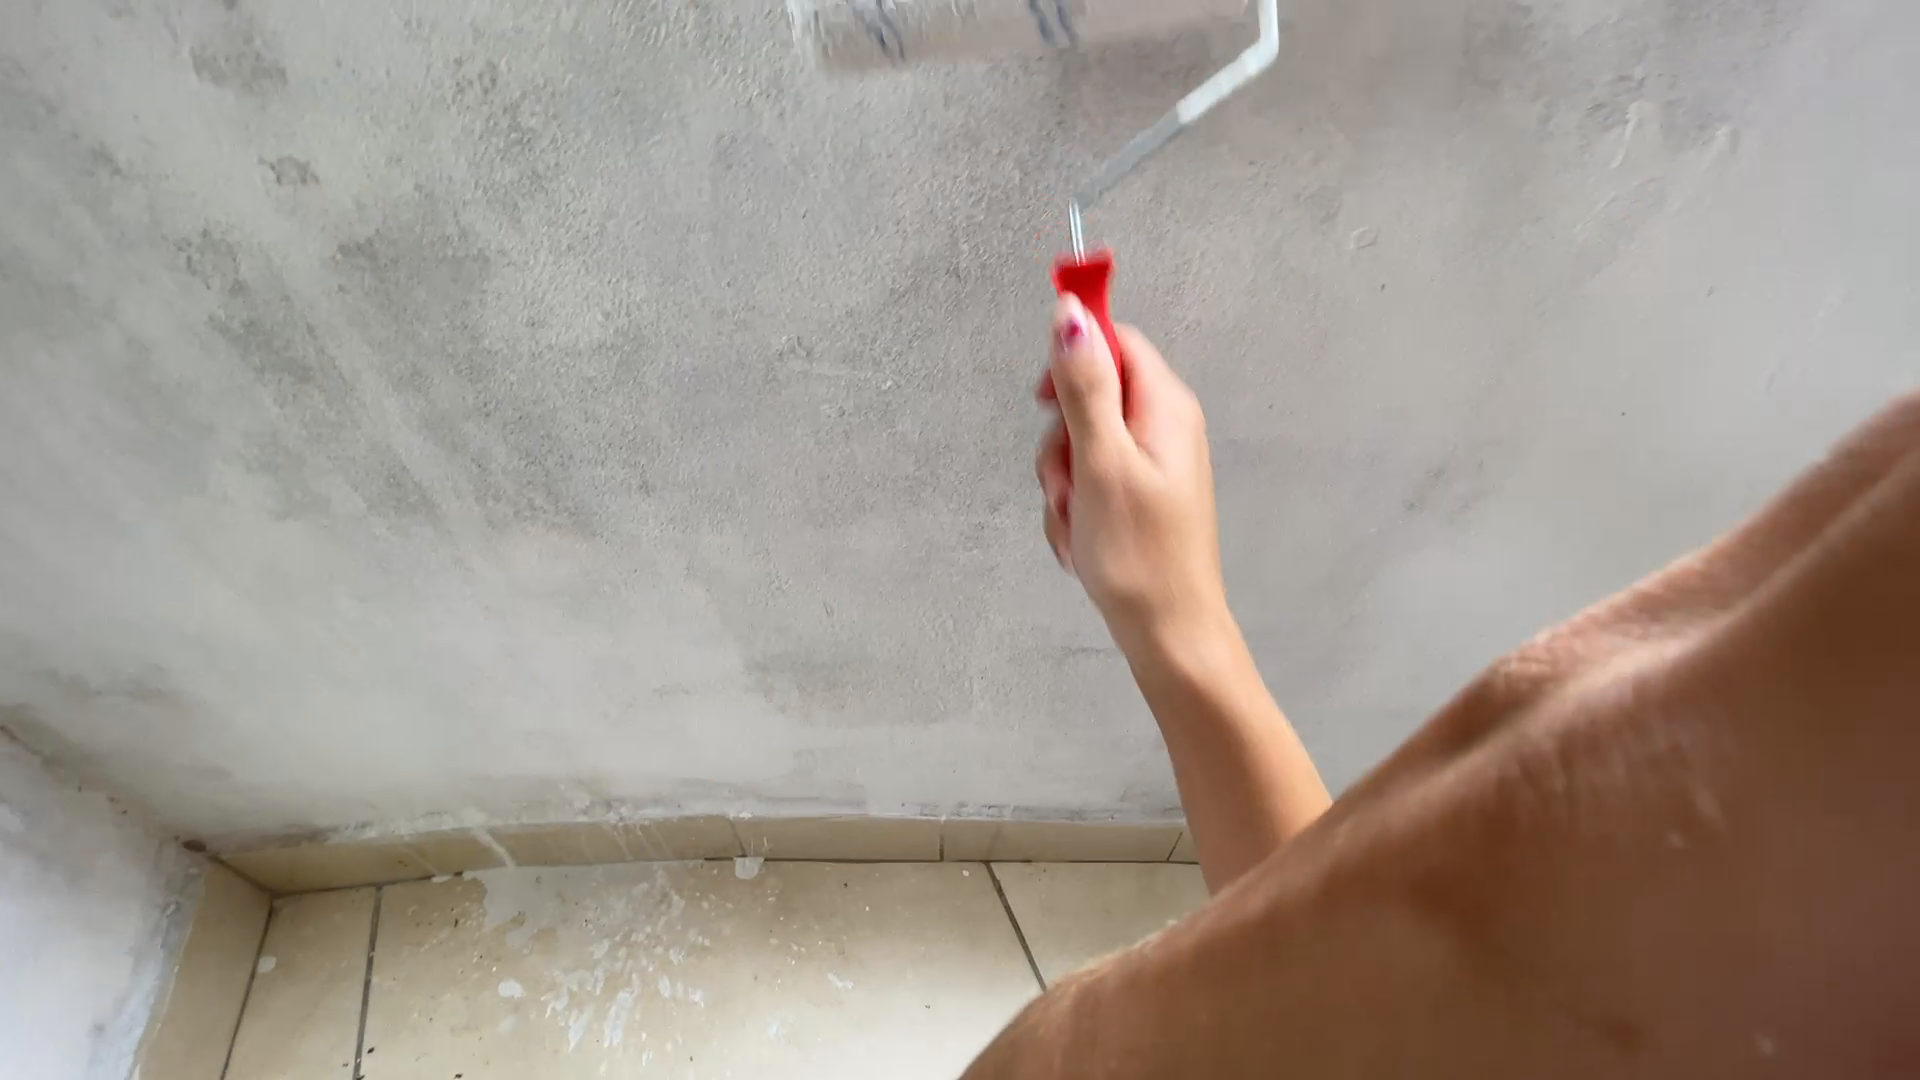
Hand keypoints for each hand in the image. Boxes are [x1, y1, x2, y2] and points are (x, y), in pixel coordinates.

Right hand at [1036, 297, 1229, 652]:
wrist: (1167, 632)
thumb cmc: (1137, 552)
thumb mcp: (1101, 461)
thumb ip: (1084, 385)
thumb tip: (1069, 311)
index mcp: (1164, 407)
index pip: (1115, 342)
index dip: (1072, 359)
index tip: (1042, 401)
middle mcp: (1161, 428)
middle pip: (1090, 397)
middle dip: (1061, 442)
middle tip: (1067, 484)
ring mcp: (1148, 465)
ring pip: (1080, 445)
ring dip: (1063, 482)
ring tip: (1076, 522)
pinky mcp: (1135, 497)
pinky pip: (1089, 481)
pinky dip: (1075, 507)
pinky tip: (1080, 540)